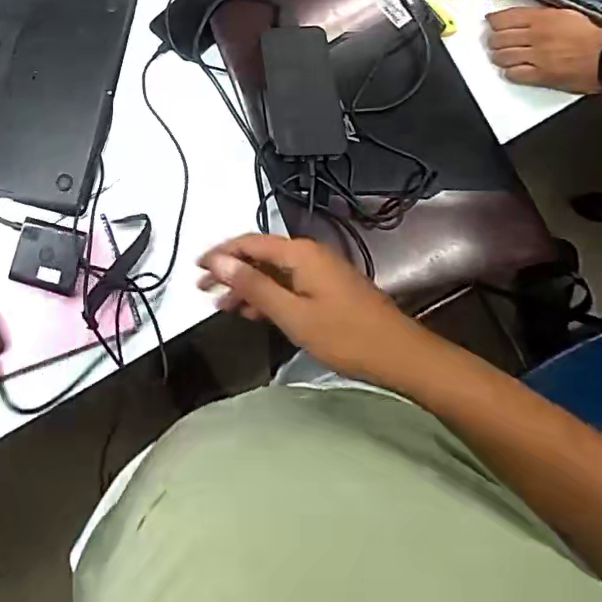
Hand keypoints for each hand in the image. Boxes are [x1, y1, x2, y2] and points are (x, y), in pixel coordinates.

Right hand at [197, 234, 443, 388]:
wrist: (405, 358)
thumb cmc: (345, 335)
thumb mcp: (291, 313)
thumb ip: (252, 285)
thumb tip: (219, 262)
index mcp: (299, 253)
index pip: (248, 243)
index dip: (219, 254)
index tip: (196, 268)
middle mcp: (308, 254)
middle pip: (258, 255)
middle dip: (229, 271)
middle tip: (203, 289)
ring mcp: (320, 272)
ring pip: (272, 271)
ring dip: (246, 286)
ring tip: (222, 304)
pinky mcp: (328, 289)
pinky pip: (287, 283)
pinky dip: (266, 294)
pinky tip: (252, 311)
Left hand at [486, 7, 601, 94]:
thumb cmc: (595, 39)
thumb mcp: (569, 16)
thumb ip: (541, 15)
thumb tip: (520, 17)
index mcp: (543, 19)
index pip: (502, 18)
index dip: (494, 22)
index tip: (494, 25)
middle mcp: (536, 36)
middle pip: (497, 39)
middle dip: (496, 42)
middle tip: (502, 44)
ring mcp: (537, 57)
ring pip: (500, 56)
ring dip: (502, 57)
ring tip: (509, 57)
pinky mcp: (541, 75)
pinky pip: (512, 74)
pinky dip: (511, 73)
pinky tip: (518, 70)